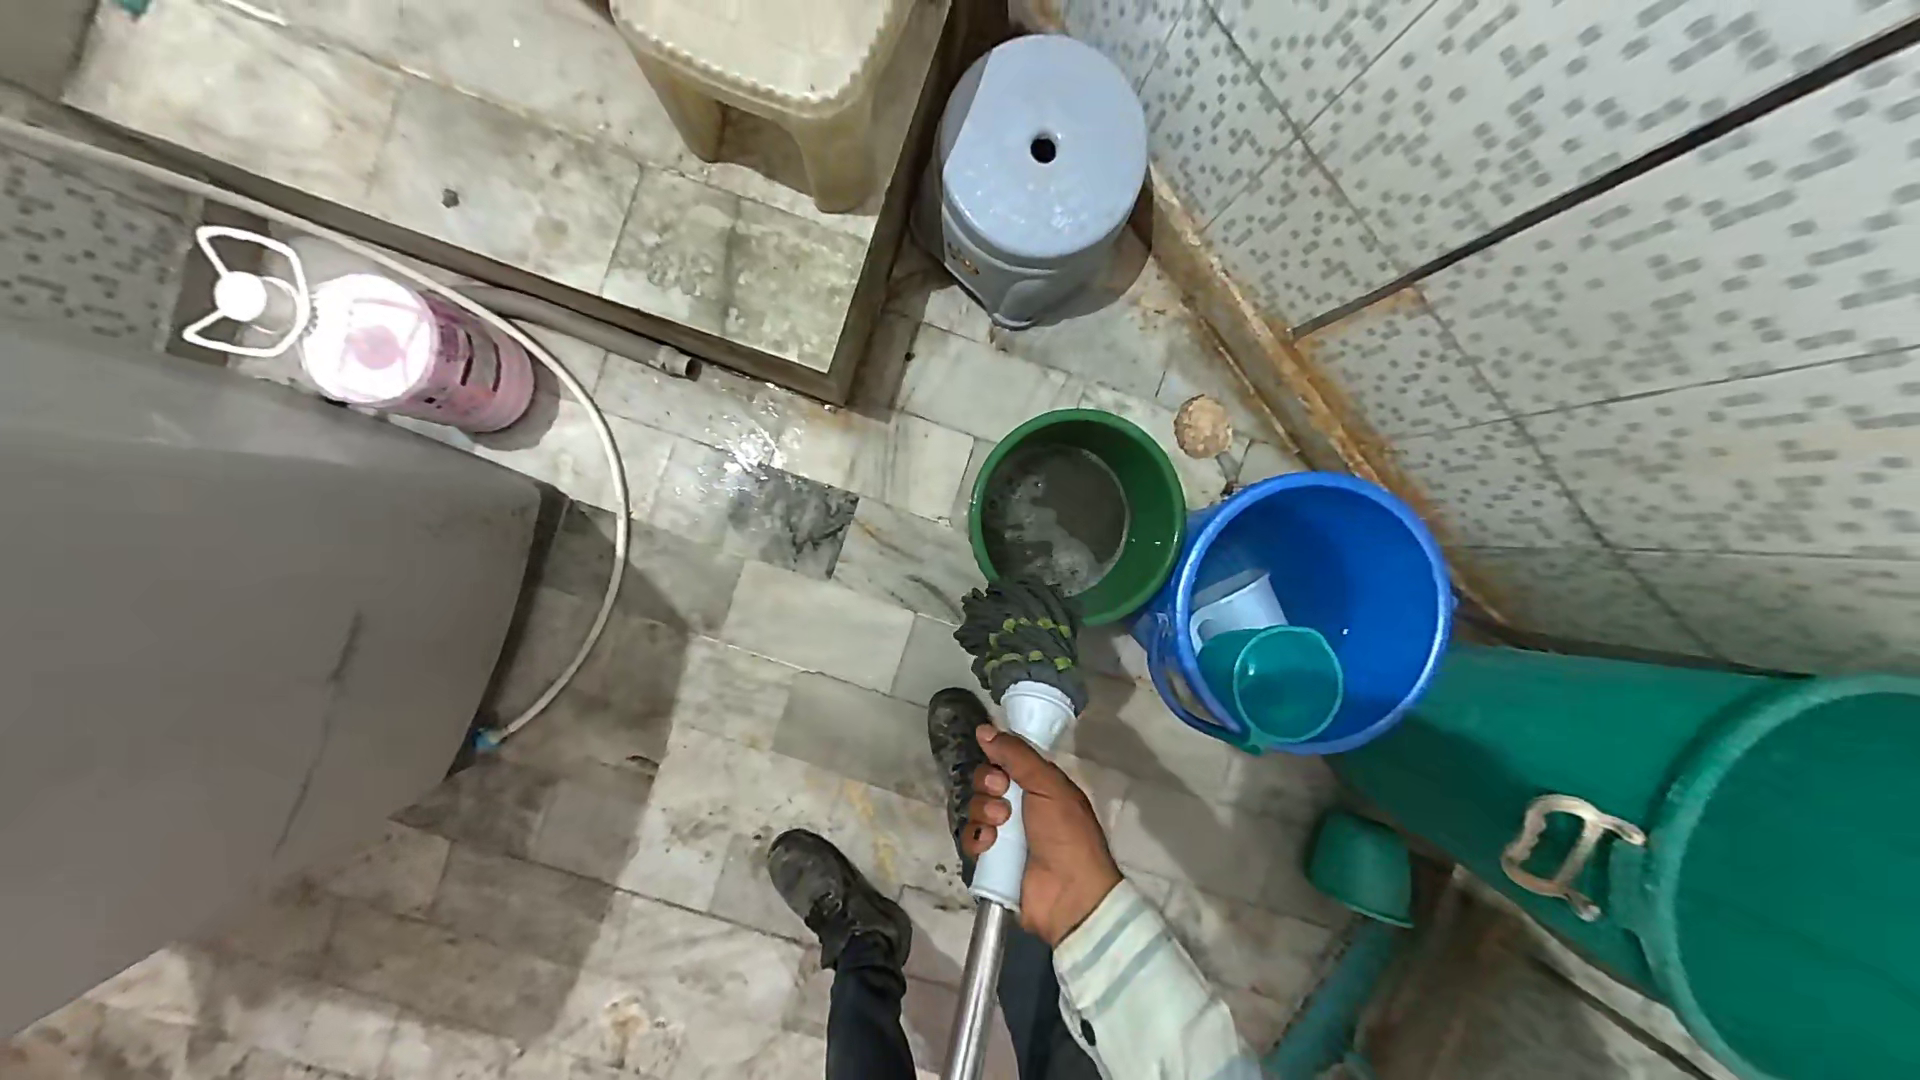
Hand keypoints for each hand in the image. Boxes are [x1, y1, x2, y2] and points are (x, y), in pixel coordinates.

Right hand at [960, 724, 1122, 946]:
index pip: (1005, 760)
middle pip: (985, 781)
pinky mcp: (991, 859)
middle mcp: (1019, 804)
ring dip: (983, 812)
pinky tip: (989, 845)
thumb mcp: (1048, 785)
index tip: (998, 763)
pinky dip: (976, 839)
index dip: (997, 758)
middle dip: (988, 785)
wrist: (1070, 893)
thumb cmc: (1066, 832)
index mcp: (1038, 784)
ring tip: (1000, 826)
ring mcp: (1004, 833)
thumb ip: (1016, 755)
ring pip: (975, 807)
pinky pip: (970, 838)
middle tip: (1002, 795)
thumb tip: (984, 729)